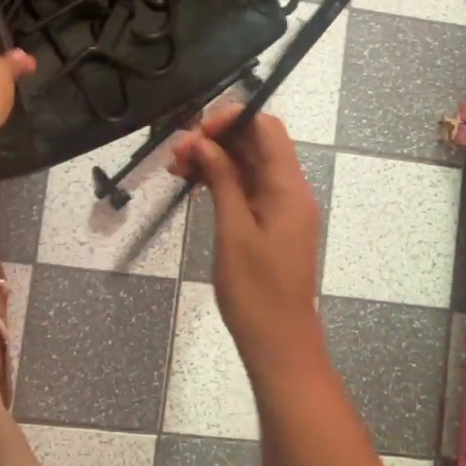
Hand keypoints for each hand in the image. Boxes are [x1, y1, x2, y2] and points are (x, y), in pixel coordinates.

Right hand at [169, 101, 323, 365]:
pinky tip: (192, 184)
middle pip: (255, 144)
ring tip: (176, 167)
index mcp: (289, 188)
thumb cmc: (256, 291)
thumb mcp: (233, 230)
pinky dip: (220, 180)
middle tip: (176, 153)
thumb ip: (222, 179)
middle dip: (216, 139)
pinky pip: (246, 187)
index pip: (266, 128)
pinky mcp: (269, 224)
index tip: (196, 132)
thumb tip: (203, 142)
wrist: (280, 347)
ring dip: (214, 159)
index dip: (232, 119)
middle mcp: (289, 191)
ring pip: (247, 164)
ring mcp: (280, 208)